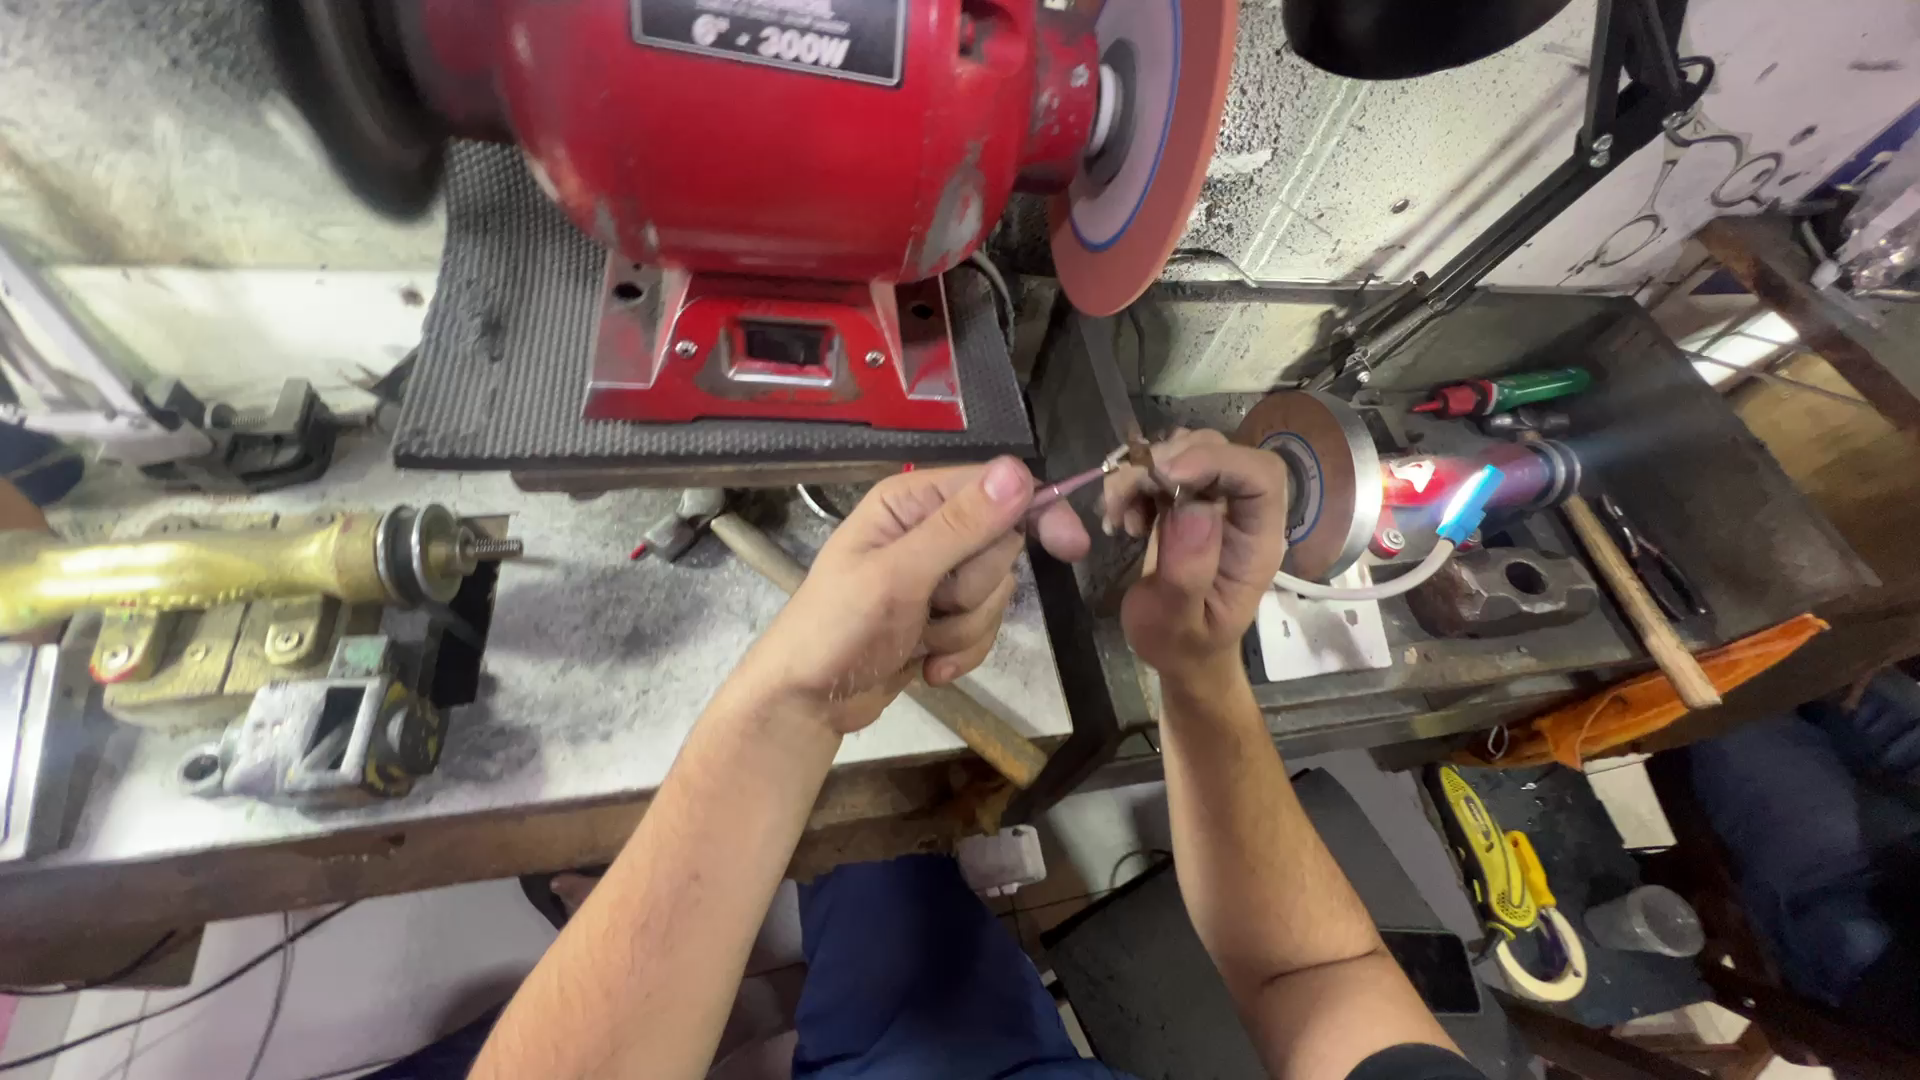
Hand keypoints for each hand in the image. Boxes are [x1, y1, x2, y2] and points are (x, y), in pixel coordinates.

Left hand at [734, 457, 1089, 733]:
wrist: (808, 702)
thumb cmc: (837, 628)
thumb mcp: (897, 575)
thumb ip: (959, 526)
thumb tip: (1019, 472)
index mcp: (914, 501)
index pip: (998, 487)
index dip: (1036, 513)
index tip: (1070, 547)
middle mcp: (930, 530)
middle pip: (1002, 547)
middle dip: (973, 591)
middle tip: (928, 606)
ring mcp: (937, 577)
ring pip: (996, 595)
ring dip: (962, 629)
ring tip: (917, 640)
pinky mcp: (942, 618)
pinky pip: (983, 629)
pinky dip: (959, 653)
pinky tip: (923, 665)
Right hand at [1102, 429, 1290, 681]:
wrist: (1176, 651)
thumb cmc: (1183, 644)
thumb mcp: (1179, 623)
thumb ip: (1189, 571)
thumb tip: (1193, 507)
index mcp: (1257, 542)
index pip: (1261, 476)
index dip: (1218, 461)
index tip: (1165, 475)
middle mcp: (1240, 515)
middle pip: (1221, 452)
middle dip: (1168, 461)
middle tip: (1125, 495)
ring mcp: (1212, 506)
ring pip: (1187, 453)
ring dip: (1143, 473)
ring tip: (1118, 515)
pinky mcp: (1183, 504)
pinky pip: (1162, 471)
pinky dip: (1134, 483)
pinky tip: (1121, 520)